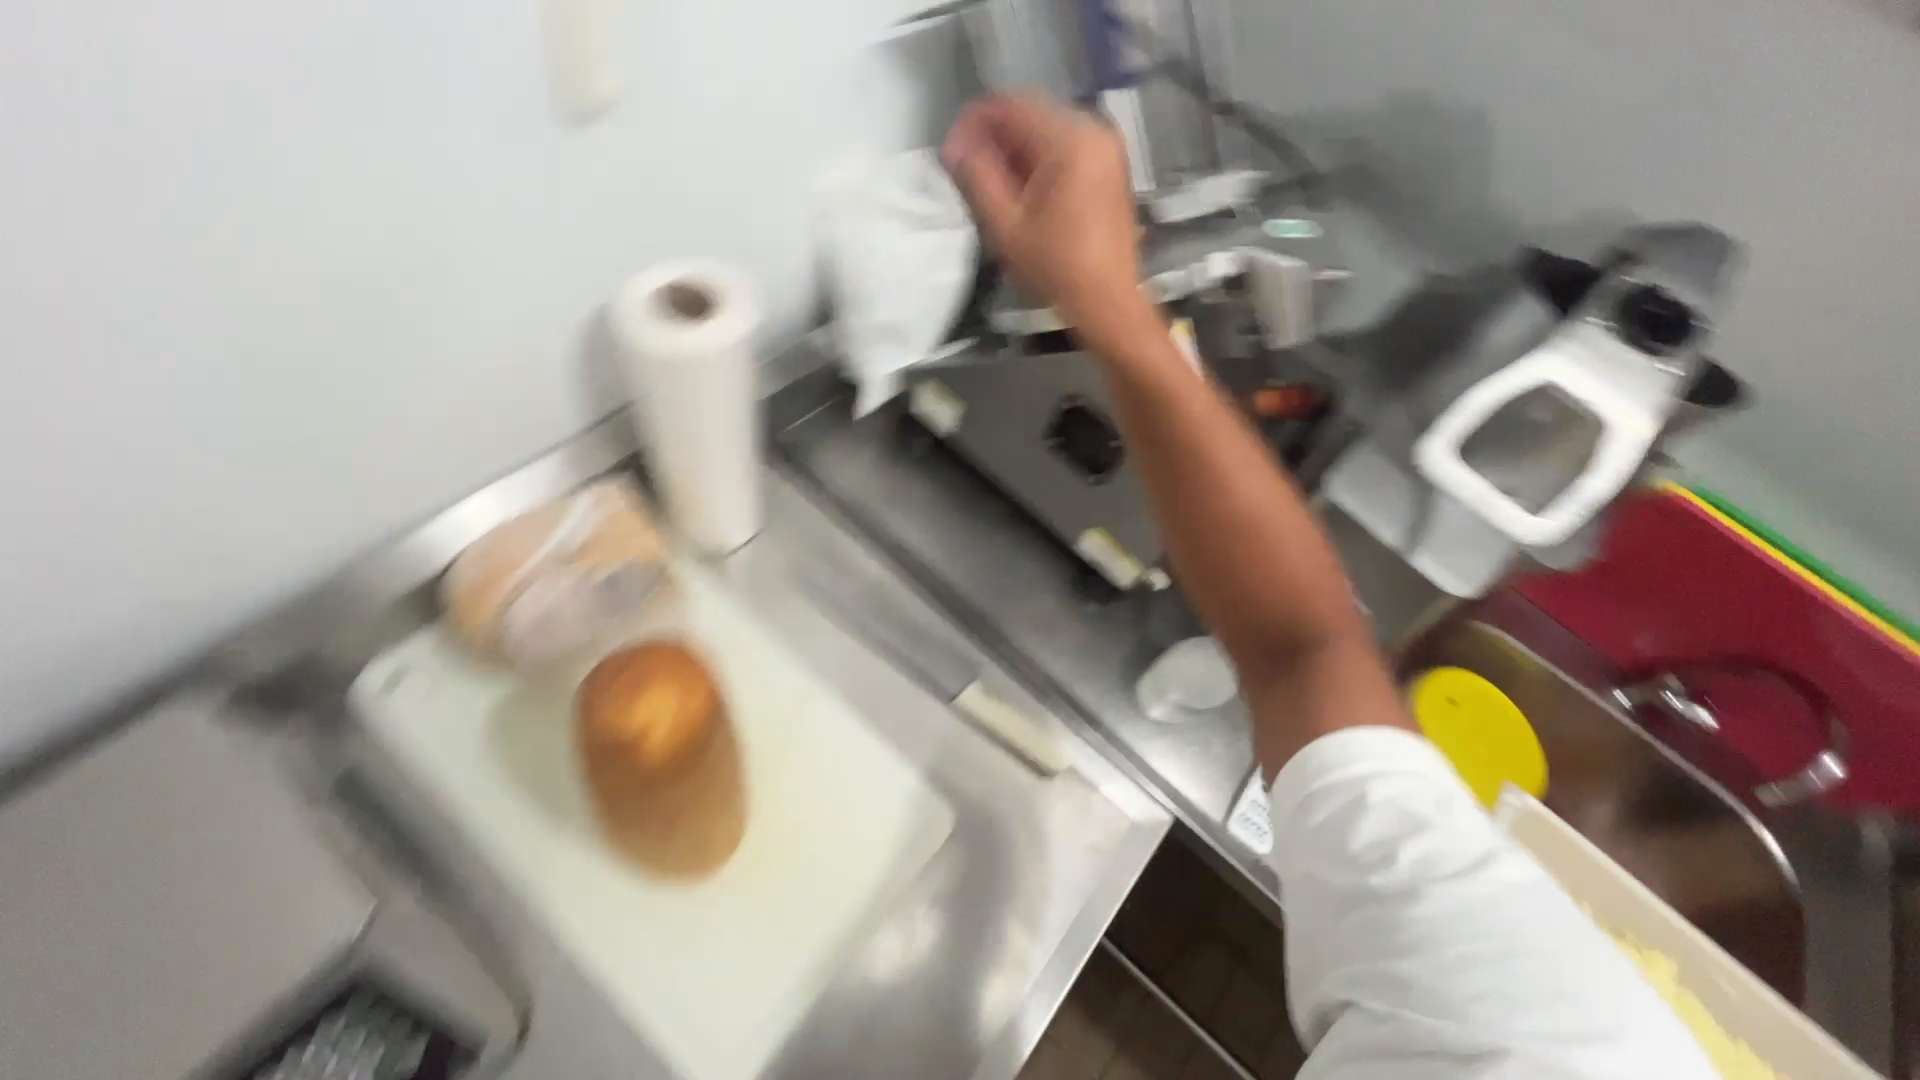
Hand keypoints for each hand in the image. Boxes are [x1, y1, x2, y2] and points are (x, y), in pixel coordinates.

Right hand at [942, 95, 1154, 348]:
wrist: (1108, 302)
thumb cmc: (1057, 268)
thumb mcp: (1006, 225)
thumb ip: (977, 177)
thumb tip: (954, 146)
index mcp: (1070, 139)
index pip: (1011, 104)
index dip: (974, 121)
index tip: (952, 150)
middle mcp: (1094, 131)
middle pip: (1031, 113)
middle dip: (995, 136)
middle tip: (966, 169)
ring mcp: (1107, 148)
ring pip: (1047, 130)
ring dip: (1015, 150)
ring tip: (990, 184)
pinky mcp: (1111, 168)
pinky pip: (1067, 148)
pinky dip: (1040, 161)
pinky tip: (1022, 190)